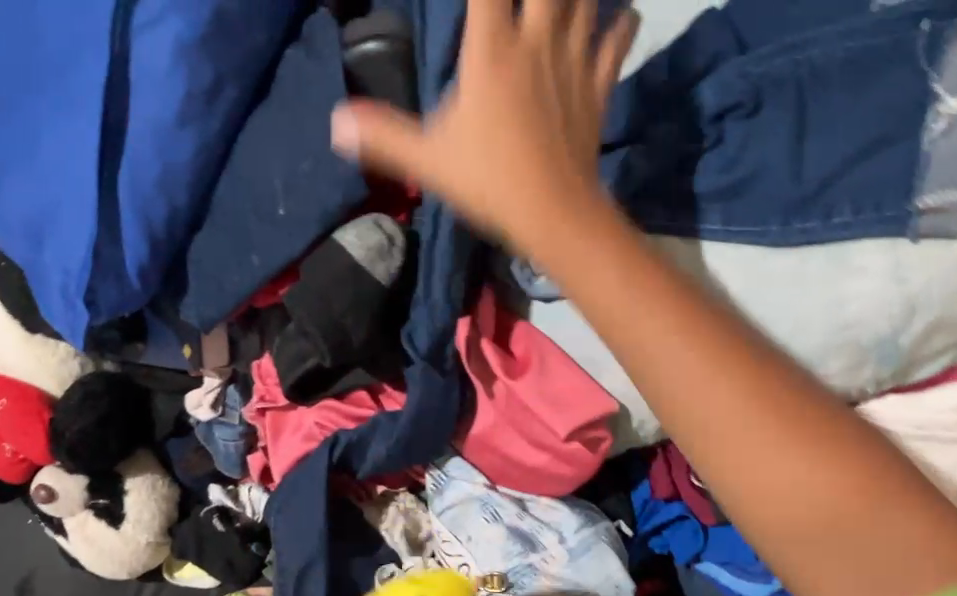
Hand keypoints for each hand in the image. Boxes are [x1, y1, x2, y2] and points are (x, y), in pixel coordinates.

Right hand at [331, 0, 637, 253]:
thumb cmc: (490, 185)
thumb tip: (335, 124)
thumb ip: (383, 136)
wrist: (556, 215)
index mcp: (490, 50)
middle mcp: (535, 40)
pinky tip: (616, 16)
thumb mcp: (429, 161)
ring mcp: (572, 59)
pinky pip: (619, 36)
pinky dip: (621, 19)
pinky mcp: (599, 84)